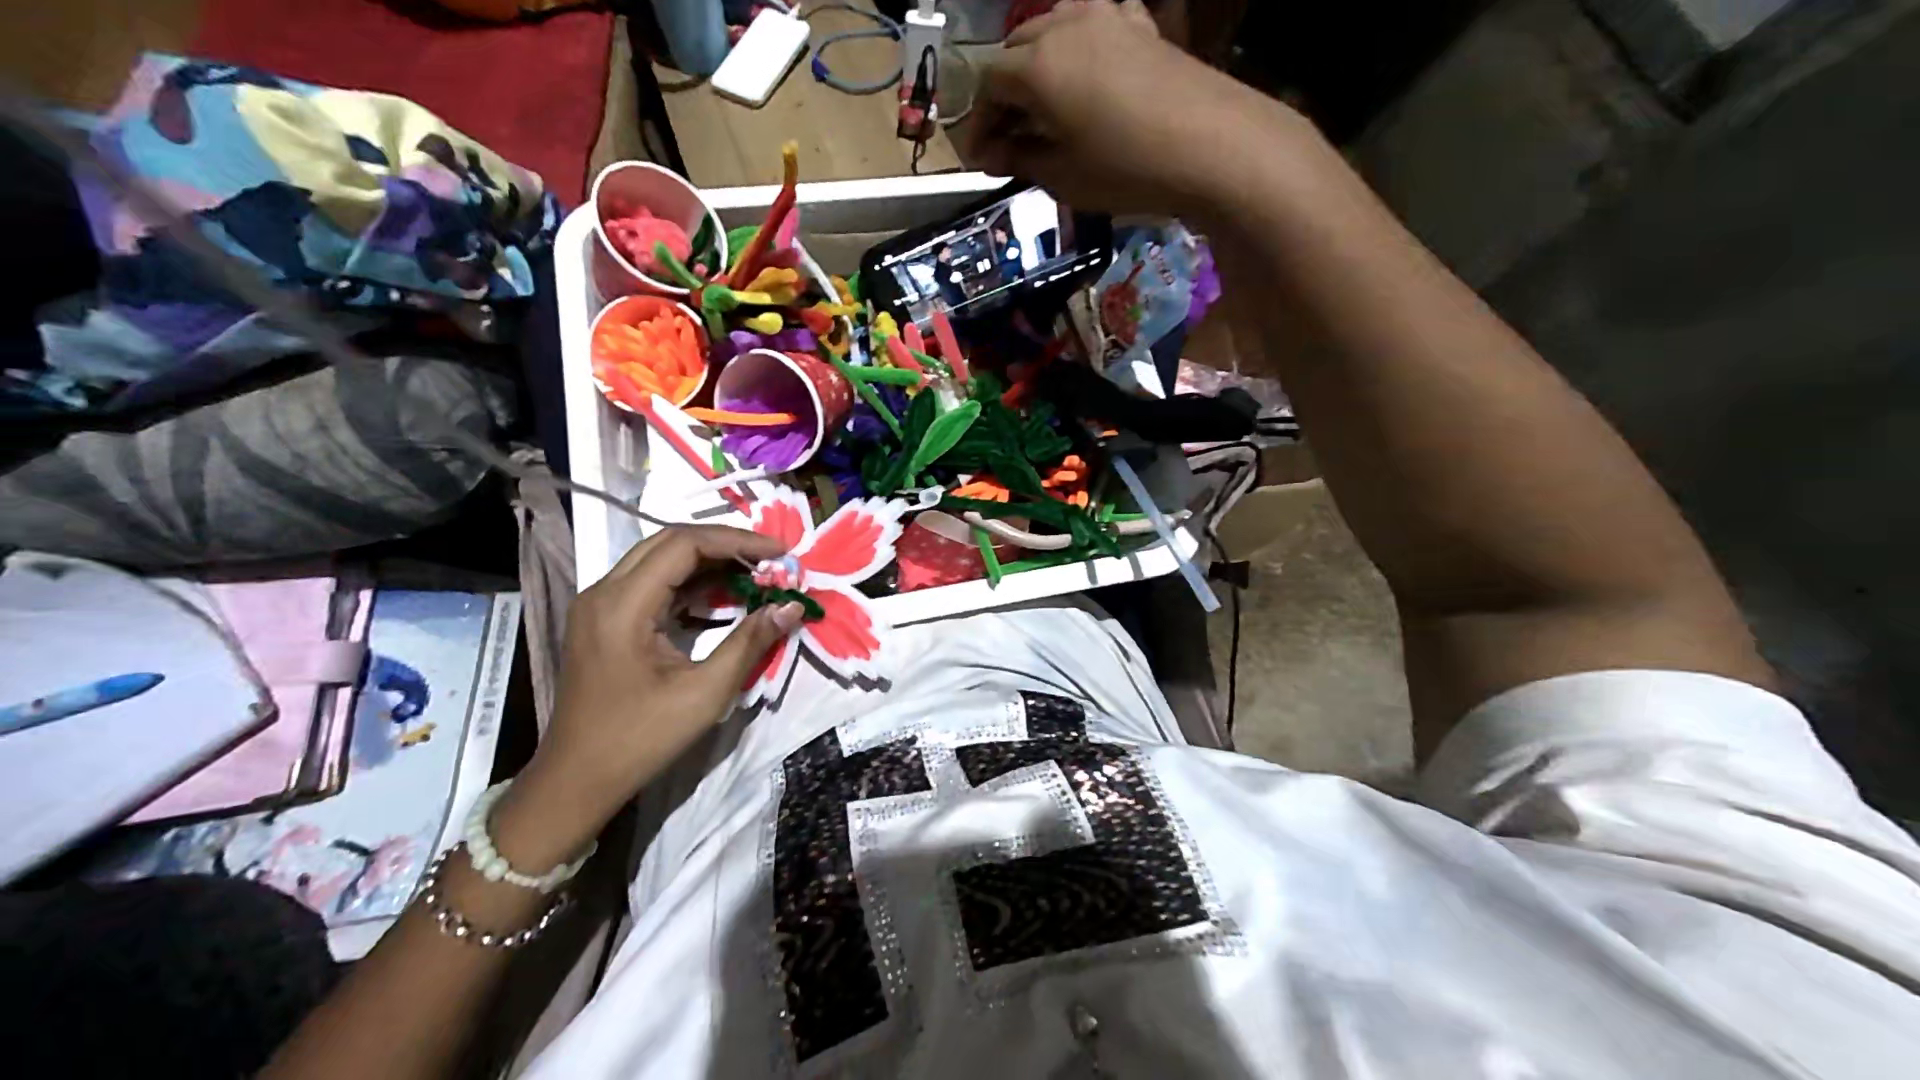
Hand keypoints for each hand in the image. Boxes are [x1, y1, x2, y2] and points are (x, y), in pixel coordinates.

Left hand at [523, 526, 804, 824]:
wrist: (577, 779)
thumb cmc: (640, 739)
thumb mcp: (704, 693)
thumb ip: (749, 642)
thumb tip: (792, 607)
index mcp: (622, 605)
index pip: (684, 545)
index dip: (737, 541)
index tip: (780, 552)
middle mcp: (604, 592)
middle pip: (670, 542)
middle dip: (726, 544)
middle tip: (772, 559)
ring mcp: (599, 604)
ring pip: (660, 559)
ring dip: (709, 561)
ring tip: (756, 572)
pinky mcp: (604, 620)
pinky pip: (651, 583)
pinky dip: (690, 582)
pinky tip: (723, 594)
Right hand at [957, 0, 1303, 217]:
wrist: (1213, 146)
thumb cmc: (1126, 169)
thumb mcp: (1063, 176)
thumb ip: (1021, 158)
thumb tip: (995, 153)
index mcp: (1037, 65)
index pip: (987, 84)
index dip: (978, 123)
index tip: (981, 159)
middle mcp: (1065, 26)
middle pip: (1015, 49)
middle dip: (1004, 93)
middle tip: (1007, 138)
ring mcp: (1108, 17)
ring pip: (1052, 29)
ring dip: (1038, 65)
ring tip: (1043, 108)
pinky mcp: (1141, 26)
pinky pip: (1095, 25)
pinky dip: (1079, 49)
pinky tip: (1086, 77)